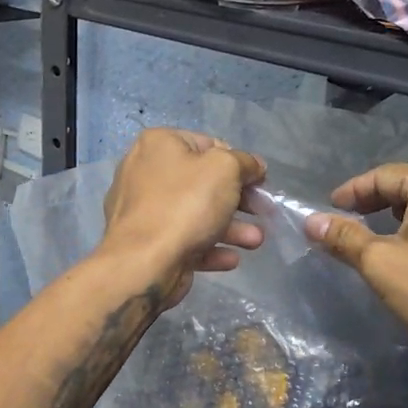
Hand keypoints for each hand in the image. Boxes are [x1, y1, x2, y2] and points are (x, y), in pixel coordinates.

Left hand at [99, 128, 266, 304]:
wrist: (143, 263)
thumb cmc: (186, 204)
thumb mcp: (225, 170)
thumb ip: (245, 163)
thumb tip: (255, 166)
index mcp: (159, 145)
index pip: (208, 145)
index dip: (238, 163)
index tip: (259, 183)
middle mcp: (146, 172)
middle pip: (203, 182)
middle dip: (238, 200)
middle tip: (264, 211)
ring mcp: (143, 210)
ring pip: (196, 213)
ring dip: (230, 227)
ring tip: (255, 241)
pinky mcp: (147, 242)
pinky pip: (184, 239)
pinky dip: (209, 247)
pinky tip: (231, 258)